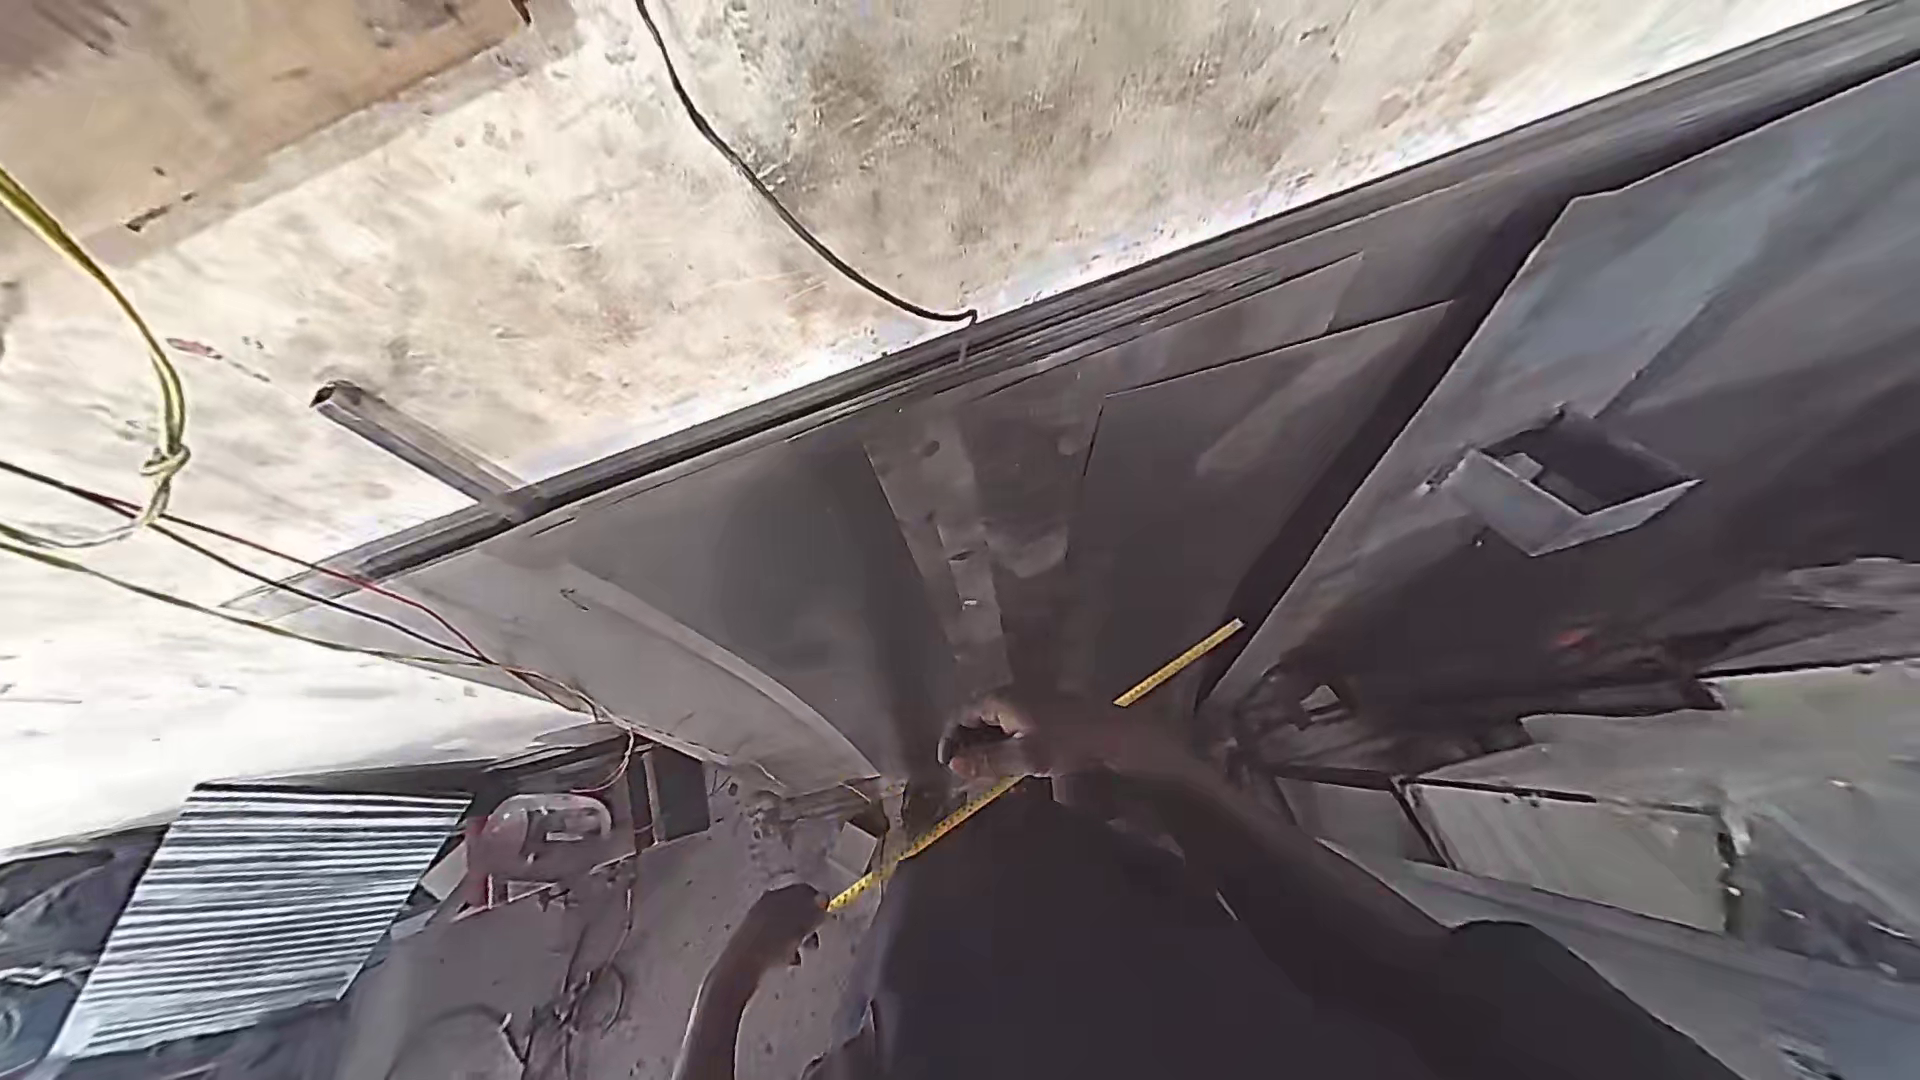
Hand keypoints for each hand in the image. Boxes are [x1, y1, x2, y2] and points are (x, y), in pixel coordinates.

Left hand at [713, 884, 824, 983]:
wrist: (738, 970)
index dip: (819, 902)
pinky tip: (788, 960)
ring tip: (803, 952)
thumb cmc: (773, 945)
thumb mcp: (800, 927)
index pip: (804, 890)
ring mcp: (757, 921)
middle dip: (809, 922)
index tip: (828, 916)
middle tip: (816, 937)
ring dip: (798, 936)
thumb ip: (815, 911)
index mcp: (777, 894)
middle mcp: (766, 903)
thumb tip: (825, 899)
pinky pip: (775, 938)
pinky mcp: (751, 940)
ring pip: (786, 924)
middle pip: (795, 907)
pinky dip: (785, 946)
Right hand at [937, 689, 1198, 781]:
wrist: (1116, 737)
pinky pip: (1014, 724)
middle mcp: (1014, 694)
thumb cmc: (1068, 744)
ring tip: (984, 772)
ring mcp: (1032, 700)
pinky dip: (1005, 742)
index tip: (945, 764)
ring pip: (997, 721)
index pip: (962, 712)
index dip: (949, 737)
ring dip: (987, 744)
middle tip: (962, 771)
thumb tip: (952, 763)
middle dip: (967, 741)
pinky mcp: (1047, 711)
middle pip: (978, 715)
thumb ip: (987, 760)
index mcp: (1003, 699)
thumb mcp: (1026, 757)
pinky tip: (1012, 763)